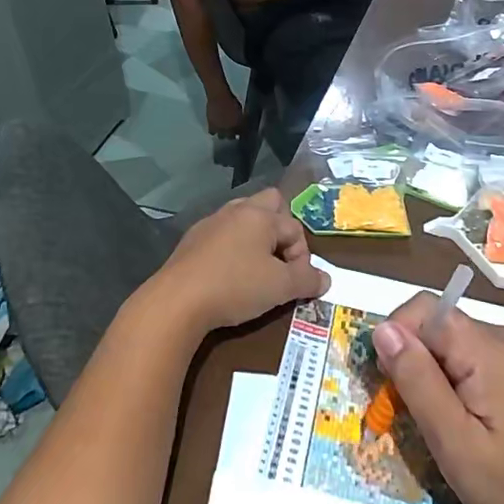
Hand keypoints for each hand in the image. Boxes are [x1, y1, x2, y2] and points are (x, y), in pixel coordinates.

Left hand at [143, 188, 330, 334]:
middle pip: (269, 203)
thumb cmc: (235, 287)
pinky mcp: (192, 239)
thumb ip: (306, 280)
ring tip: (257, 267)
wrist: (177, 300)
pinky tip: (229, 274)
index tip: (297, 283)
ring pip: (243, 217)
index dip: (303, 256)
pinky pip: (222, 234)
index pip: (294, 228)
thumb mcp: (279, 288)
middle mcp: (236, 211)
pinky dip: (232, 247)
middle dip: (280, 228)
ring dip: (255, 237)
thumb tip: (325, 279)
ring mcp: (211, 222)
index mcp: (260, 216)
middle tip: (280, 260)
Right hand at [205, 90, 245, 137]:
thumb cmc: (231, 99)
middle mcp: (229, 128)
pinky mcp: (211, 126)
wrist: (219, 96)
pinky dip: (214, 131)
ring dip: (223, 134)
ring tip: (223, 130)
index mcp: (239, 124)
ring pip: (221, 137)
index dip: (241, 133)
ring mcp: (220, 128)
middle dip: (232, 135)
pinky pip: (212, 132)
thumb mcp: (240, 109)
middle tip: (232, 131)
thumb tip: (242, 122)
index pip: (242, 133)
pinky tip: (215, 128)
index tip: (240, 132)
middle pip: (231, 137)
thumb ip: (242, 118)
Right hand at [371, 294, 503, 503]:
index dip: (397, 337)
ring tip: (432, 421)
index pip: (423, 309)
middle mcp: (499, 338)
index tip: (390, 384)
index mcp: (486, 347)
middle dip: (411, 358)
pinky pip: (465, 359)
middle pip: (435, 324)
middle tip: (408, 410)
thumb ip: (416, 378)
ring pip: (447, 343)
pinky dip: (447, 381)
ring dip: (427, 372)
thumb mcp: (451, 438)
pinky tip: (455, 420)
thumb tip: (383, 329)